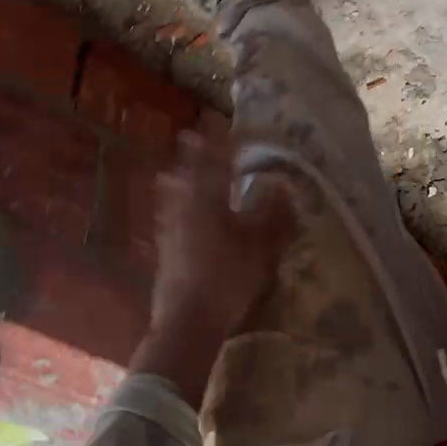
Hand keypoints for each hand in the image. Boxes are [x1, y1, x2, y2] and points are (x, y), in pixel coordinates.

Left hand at [151, 128, 295, 335]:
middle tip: (194, 133)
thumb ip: (272, 212)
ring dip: (179, 175)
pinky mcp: (165, 249)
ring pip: (174, 193)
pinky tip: (170, 209)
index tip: (226, 124)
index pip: (218, 162)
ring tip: (176, 166)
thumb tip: (281, 184)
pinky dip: (172, 201)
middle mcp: (186, 207)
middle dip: (195, 152)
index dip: (224, 143)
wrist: (186, 323)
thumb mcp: (260, 246)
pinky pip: (168, 213)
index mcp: (210, 201)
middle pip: (190, 172)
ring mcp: (171, 228)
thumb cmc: (227, 279)